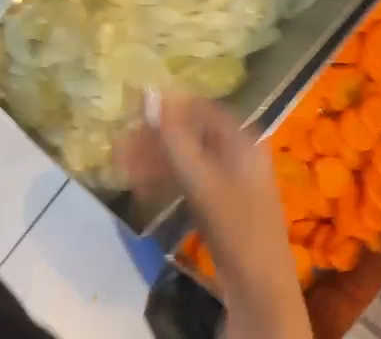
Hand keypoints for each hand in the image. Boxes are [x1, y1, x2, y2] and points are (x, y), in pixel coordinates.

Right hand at [116, 92, 309, 338]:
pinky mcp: (219, 201)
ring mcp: (229, 178)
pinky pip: (186, 179)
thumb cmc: (234, 226)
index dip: (167, 106)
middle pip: (188, 133)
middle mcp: (238, 153)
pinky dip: (163, 180)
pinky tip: (140, 189)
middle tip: (121, 145)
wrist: (259, 289)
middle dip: (152, 138)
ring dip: (152, 160)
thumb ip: (172, 134)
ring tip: (122, 168)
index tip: (134, 109)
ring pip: (183, 157)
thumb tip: (149, 92)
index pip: (199, 107)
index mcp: (243, 141)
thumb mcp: (199, 178)